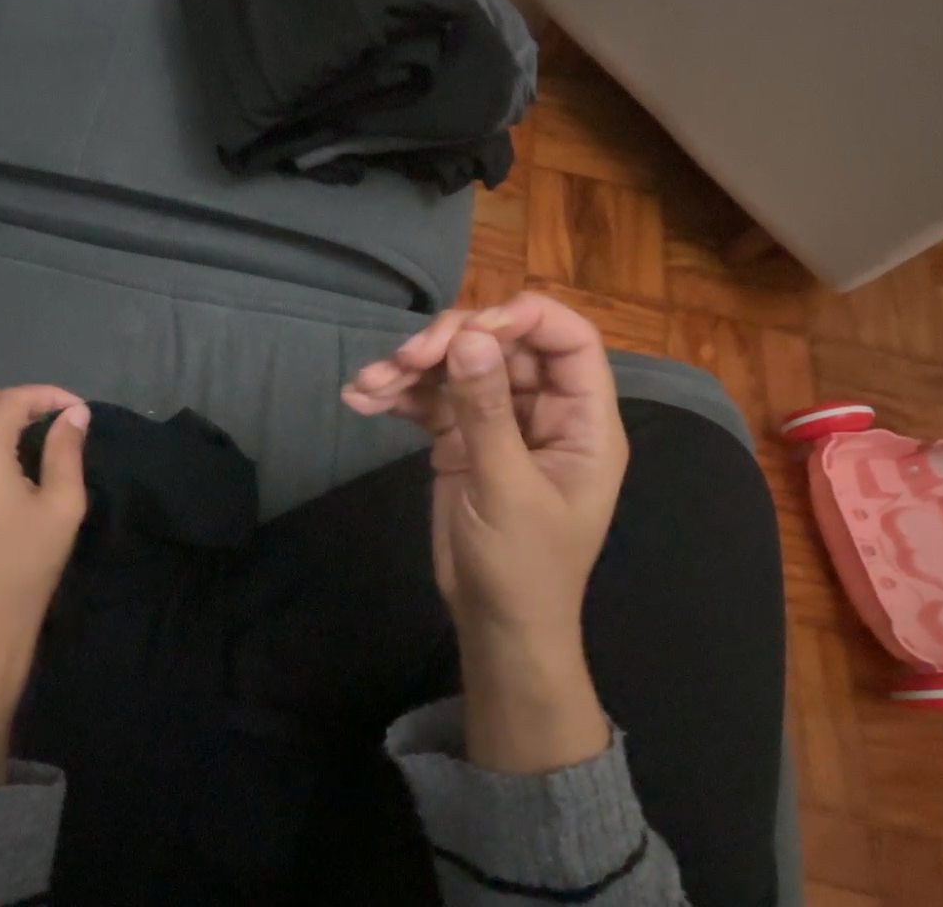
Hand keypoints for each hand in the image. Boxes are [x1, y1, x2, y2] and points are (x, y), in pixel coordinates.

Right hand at [342, 293, 627, 772]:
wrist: (494, 624)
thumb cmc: (522, 567)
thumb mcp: (505, 489)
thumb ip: (485, 411)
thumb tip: (468, 335)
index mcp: (581, 420)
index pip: (567, 340)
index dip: (523, 318)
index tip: (469, 327)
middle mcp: (541, 411)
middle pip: (501, 345)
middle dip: (448, 343)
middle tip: (402, 360)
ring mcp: (498, 423)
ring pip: (458, 368)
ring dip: (410, 370)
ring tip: (366, 384)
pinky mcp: (460, 439)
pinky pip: (430, 401)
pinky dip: (397, 397)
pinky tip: (360, 399)